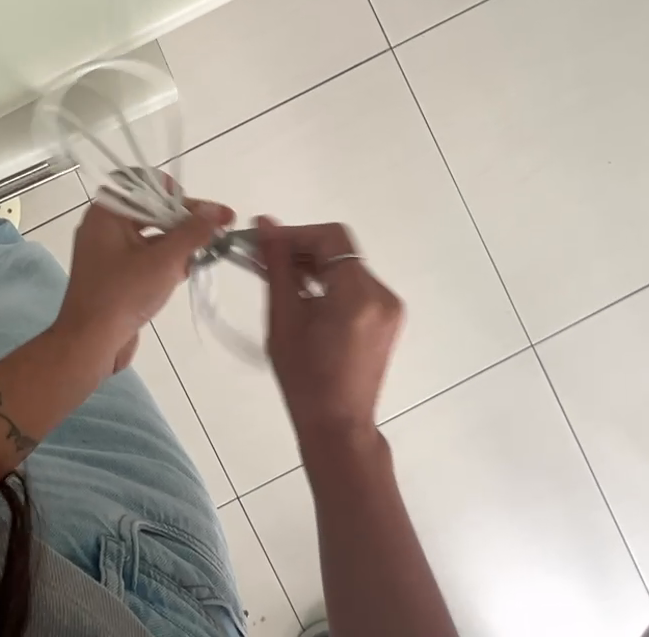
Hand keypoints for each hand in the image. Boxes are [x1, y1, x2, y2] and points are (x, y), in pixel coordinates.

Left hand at [55, 199, 233, 376]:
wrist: (91, 341)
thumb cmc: (123, 293)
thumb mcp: (164, 260)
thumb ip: (192, 232)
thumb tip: (217, 210)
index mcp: (106, 213)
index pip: (144, 185)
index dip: (176, 193)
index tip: (203, 209)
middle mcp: (103, 226)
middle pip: (149, 209)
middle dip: (183, 219)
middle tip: (218, 228)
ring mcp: (107, 251)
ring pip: (149, 234)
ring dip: (178, 241)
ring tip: (209, 249)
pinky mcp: (114, 274)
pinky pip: (144, 256)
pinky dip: (165, 259)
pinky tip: (189, 269)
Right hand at [257, 218, 403, 443]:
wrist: (337, 425)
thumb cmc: (304, 376)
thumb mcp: (283, 317)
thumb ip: (276, 265)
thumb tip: (265, 223)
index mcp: (359, 294)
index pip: (330, 238)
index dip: (294, 234)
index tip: (262, 243)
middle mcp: (382, 294)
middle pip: (338, 250)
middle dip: (298, 249)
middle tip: (261, 259)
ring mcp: (388, 308)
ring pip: (344, 266)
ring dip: (310, 265)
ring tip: (275, 278)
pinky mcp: (385, 319)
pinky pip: (353, 285)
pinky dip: (326, 282)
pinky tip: (300, 296)